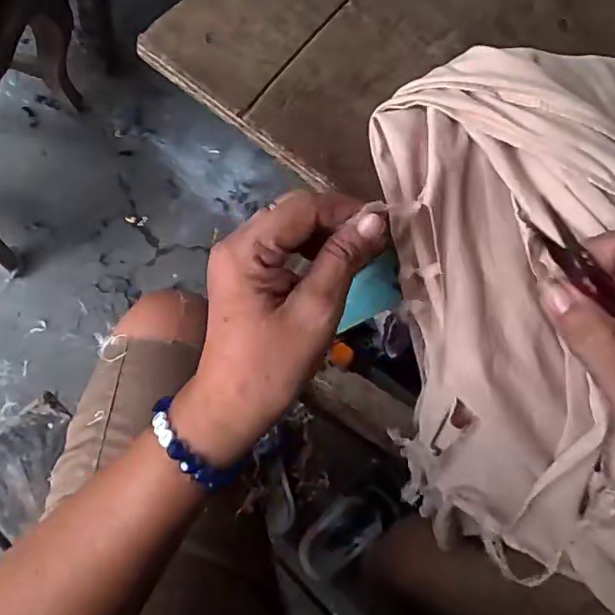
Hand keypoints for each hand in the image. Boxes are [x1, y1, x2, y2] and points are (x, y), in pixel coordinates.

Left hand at [171, 191, 387, 464]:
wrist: (230, 407)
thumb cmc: (272, 367)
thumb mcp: (315, 311)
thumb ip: (342, 260)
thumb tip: (373, 220)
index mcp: (245, 249)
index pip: (301, 207)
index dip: (345, 209)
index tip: (384, 224)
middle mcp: (236, 242)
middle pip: (293, 211)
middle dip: (337, 219)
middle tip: (377, 236)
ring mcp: (237, 256)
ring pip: (289, 226)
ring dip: (326, 233)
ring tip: (364, 248)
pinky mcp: (244, 271)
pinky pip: (282, 246)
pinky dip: (311, 249)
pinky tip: (337, 260)